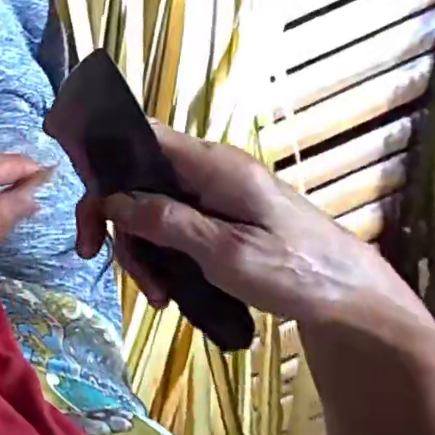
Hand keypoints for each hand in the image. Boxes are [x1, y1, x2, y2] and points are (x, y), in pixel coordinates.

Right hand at [77, 124, 434, 340]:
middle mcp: (210, 171)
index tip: (86, 201)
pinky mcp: (222, 218)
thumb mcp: (224, 251)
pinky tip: (170, 289)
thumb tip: (112, 200)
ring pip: (155, 209)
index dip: (105, 157)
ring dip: (144, 249)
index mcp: (212, 165)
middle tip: (104, 262)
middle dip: (121, 223)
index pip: (143, 136)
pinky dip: (165, 255)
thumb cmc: (294, 270)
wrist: (348, 298)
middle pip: (141, 181)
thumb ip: (167, 222)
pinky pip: (176, 226)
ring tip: (158, 295)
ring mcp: (216, 195)